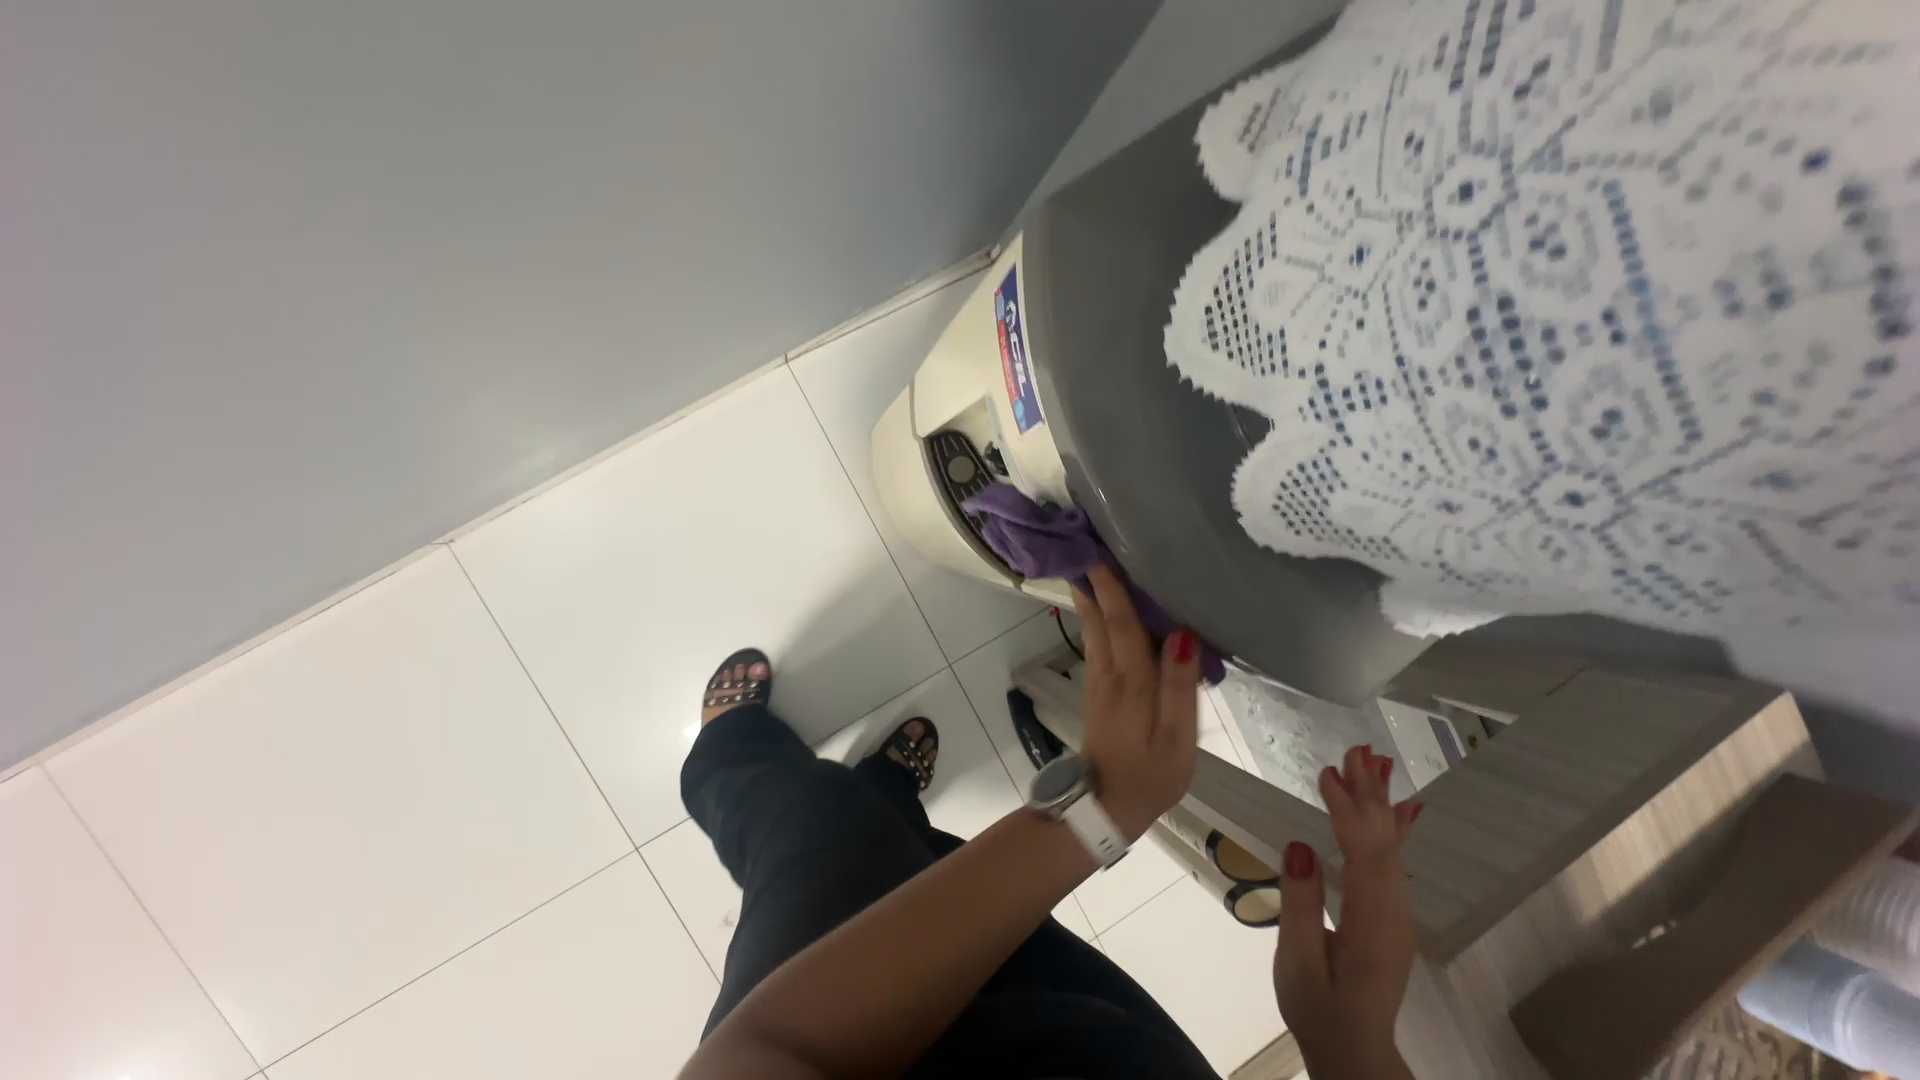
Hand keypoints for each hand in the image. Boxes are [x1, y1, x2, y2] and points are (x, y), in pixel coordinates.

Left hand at [1070, 565, 1200, 842]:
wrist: (1107, 806)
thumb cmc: (1151, 773)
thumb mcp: (1176, 736)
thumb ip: (1178, 684)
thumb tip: (1181, 633)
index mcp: (1131, 680)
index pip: (1120, 621)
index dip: (1110, 585)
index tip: (1099, 549)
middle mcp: (1109, 673)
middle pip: (1098, 618)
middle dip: (1091, 580)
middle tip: (1084, 542)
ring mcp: (1100, 683)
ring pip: (1093, 629)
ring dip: (1090, 596)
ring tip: (1088, 565)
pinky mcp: (1099, 693)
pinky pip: (1096, 644)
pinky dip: (1096, 619)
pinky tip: (1100, 610)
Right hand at [1273, 746, 1422, 1079]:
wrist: (1353, 1052)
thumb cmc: (1318, 1010)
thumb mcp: (1298, 964)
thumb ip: (1301, 906)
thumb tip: (1300, 846)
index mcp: (1372, 926)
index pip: (1363, 856)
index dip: (1347, 813)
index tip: (1327, 774)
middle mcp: (1394, 914)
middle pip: (1384, 844)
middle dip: (1369, 795)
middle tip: (1356, 751)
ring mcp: (1396, 914)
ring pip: (1391, 849)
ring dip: (1378, 803)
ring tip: (1370, 763)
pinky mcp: (1389, 914)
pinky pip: (1392, 861)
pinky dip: (1392, 828)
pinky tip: (1400, 807)